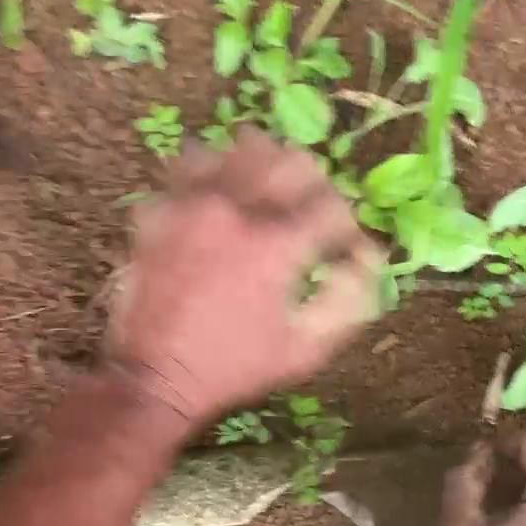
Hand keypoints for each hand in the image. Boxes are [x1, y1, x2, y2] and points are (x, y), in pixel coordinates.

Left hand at [106, 129, 381, 423]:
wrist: (156, 377)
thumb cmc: (234, 369)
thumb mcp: (303, 352)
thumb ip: (347, 304)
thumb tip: (369, 260)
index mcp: (277, 245)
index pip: (334, 205)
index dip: (349, 225)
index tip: (344, 245)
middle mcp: (238, 209)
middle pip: (294, 160)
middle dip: (315, 186)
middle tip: (311, 214)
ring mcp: (193, 202)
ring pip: (242, 148)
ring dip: (266, 166)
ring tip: (267, 197)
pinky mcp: (159, 209)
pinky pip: (190, 164)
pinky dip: (213, 172)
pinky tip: (218, 196)